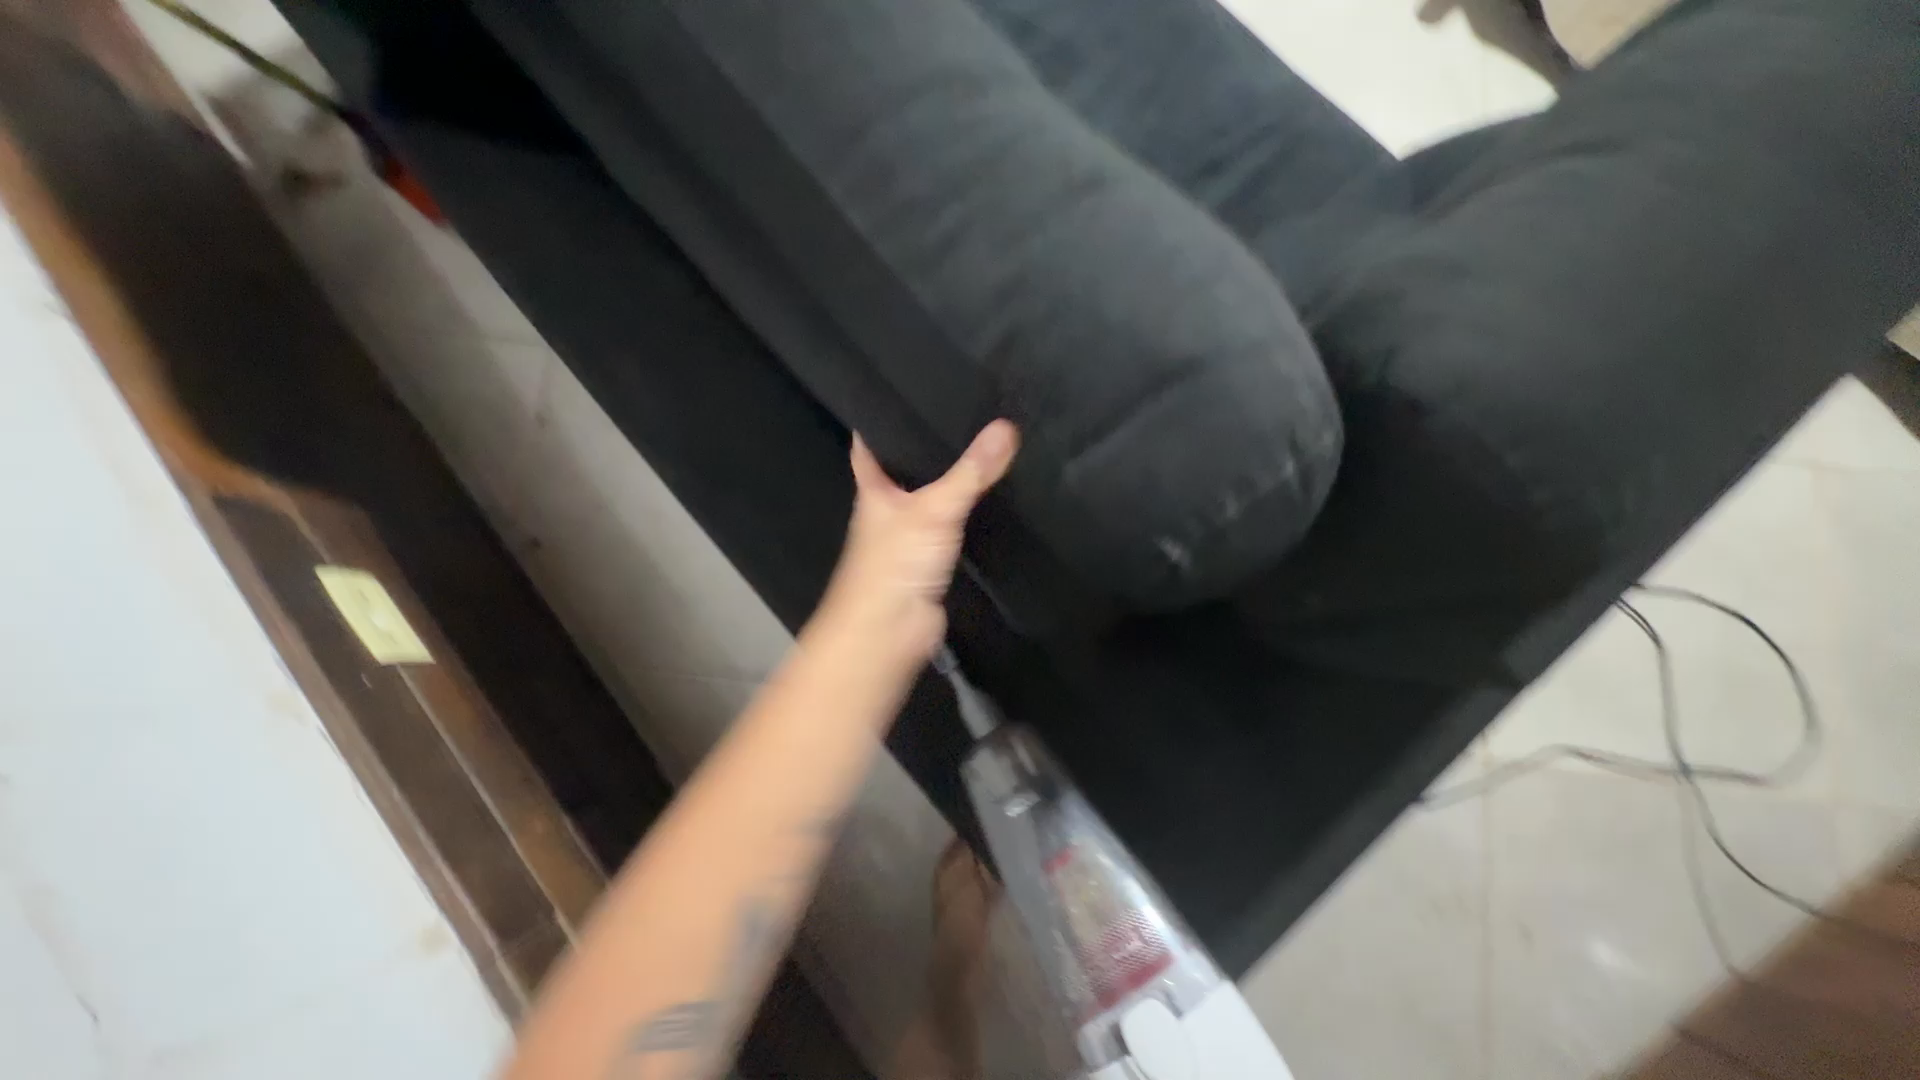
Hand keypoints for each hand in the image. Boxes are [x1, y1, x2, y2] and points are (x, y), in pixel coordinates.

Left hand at [814, 421, 1018, 668]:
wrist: (888, 633)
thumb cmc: (894, 563)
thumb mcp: (935, 508)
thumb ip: (971, 472)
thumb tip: (1007, 427)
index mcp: (873, 489)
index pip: (871, 444)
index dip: (881, 420)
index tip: (903, 395)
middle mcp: (888, 510)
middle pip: (906, 471)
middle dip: (927, 449)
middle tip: (963, 416)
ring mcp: (909, 539)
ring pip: (932, 501)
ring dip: (951, 483)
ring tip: (986, 448)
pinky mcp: (931, 564)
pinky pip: (952, 531)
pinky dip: (968, 518)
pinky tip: (992, 502)